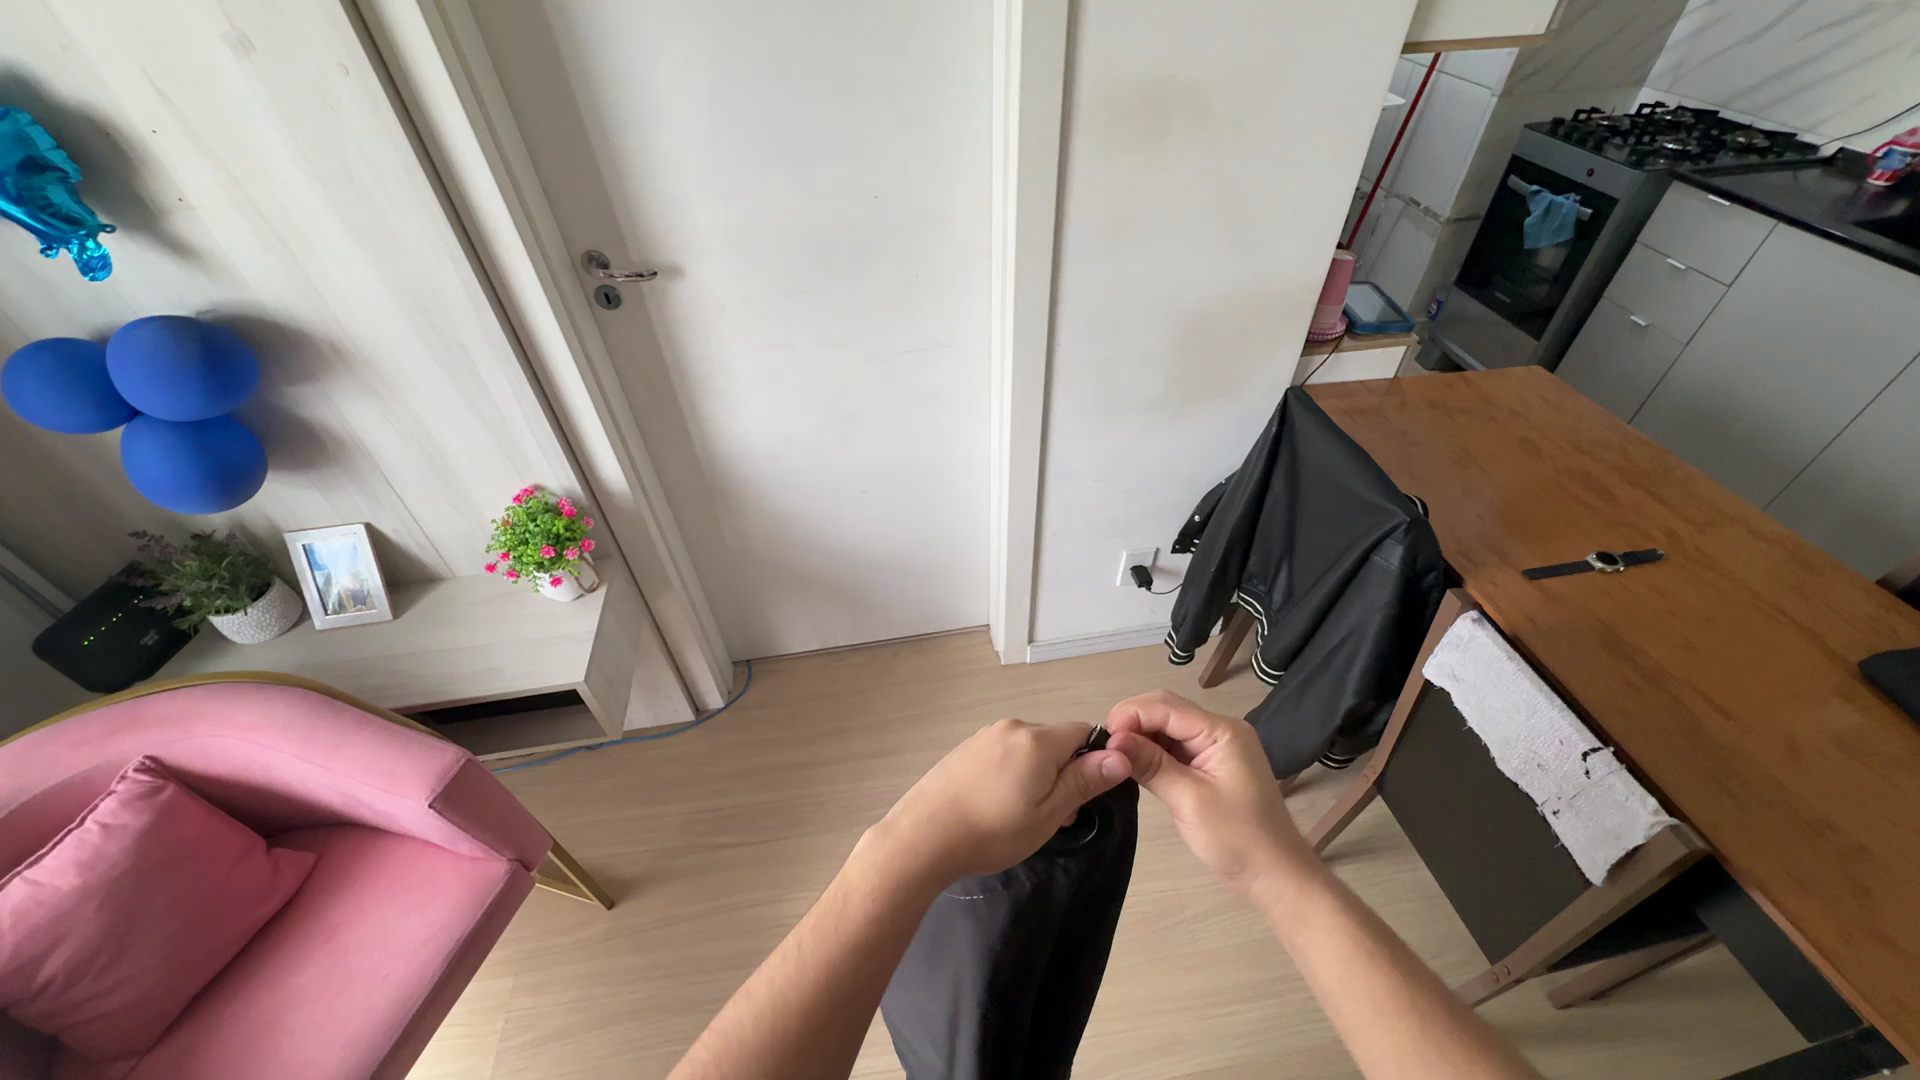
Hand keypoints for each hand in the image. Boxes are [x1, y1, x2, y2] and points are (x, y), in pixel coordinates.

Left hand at [874, 719, 1130, 884]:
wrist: (923, 837)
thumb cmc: (993, 831)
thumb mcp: (1048, 814)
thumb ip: (1084, 781)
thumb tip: (1121, 756)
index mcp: (1037, 739)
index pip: (1083, 731)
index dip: (1092, 761)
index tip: (1082, 796)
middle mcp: (1012, 727)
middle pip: (1055, 740)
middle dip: (1063, 771)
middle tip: (1053, 816)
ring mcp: (984, 736)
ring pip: (1029, 748)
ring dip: (1037, 774)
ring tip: (1022, 816)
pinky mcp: (965, 749)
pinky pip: (1003, 753)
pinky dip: (1011, 773)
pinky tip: (996, 805)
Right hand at [1106, 691, 1311, 894]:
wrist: (1275, 875)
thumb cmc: (1236, 838)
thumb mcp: (1188, 799)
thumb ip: (1151, 764)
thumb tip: (1112, 740)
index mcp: (1222, 731)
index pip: (1166, 707)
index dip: (1130, 715)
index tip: (1102, 738)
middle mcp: (1220, 729)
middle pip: (1166, 710)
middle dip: (1132, 722)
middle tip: (1104, 746)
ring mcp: (1216, 746)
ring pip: (1167, 726)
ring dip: (1139, 736)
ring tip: (1114, 755)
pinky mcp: (1210, 763)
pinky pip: (1175, 745)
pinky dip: (1152, 751)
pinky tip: (1134, 763)